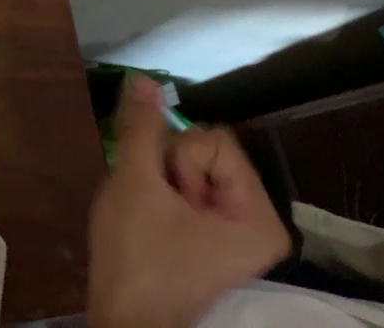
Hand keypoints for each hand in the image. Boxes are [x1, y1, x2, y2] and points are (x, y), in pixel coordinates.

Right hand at [88, 77, 290, 327]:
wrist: (125, 313)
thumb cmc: (138, 252)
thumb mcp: (135, 182)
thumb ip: (142, 128)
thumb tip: (145, 79)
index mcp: (258, 216)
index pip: (215, 141)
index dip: (178, 156)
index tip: (167, 193)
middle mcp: (258, 222)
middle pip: (205, 153)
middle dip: (169, 169)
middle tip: (155, 205)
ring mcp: (234, 231)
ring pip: (190, 169)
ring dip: (159, 182)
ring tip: (149, 215)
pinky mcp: (212, 238)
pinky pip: (186, 190)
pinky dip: (161, 195)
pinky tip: (149, 218)